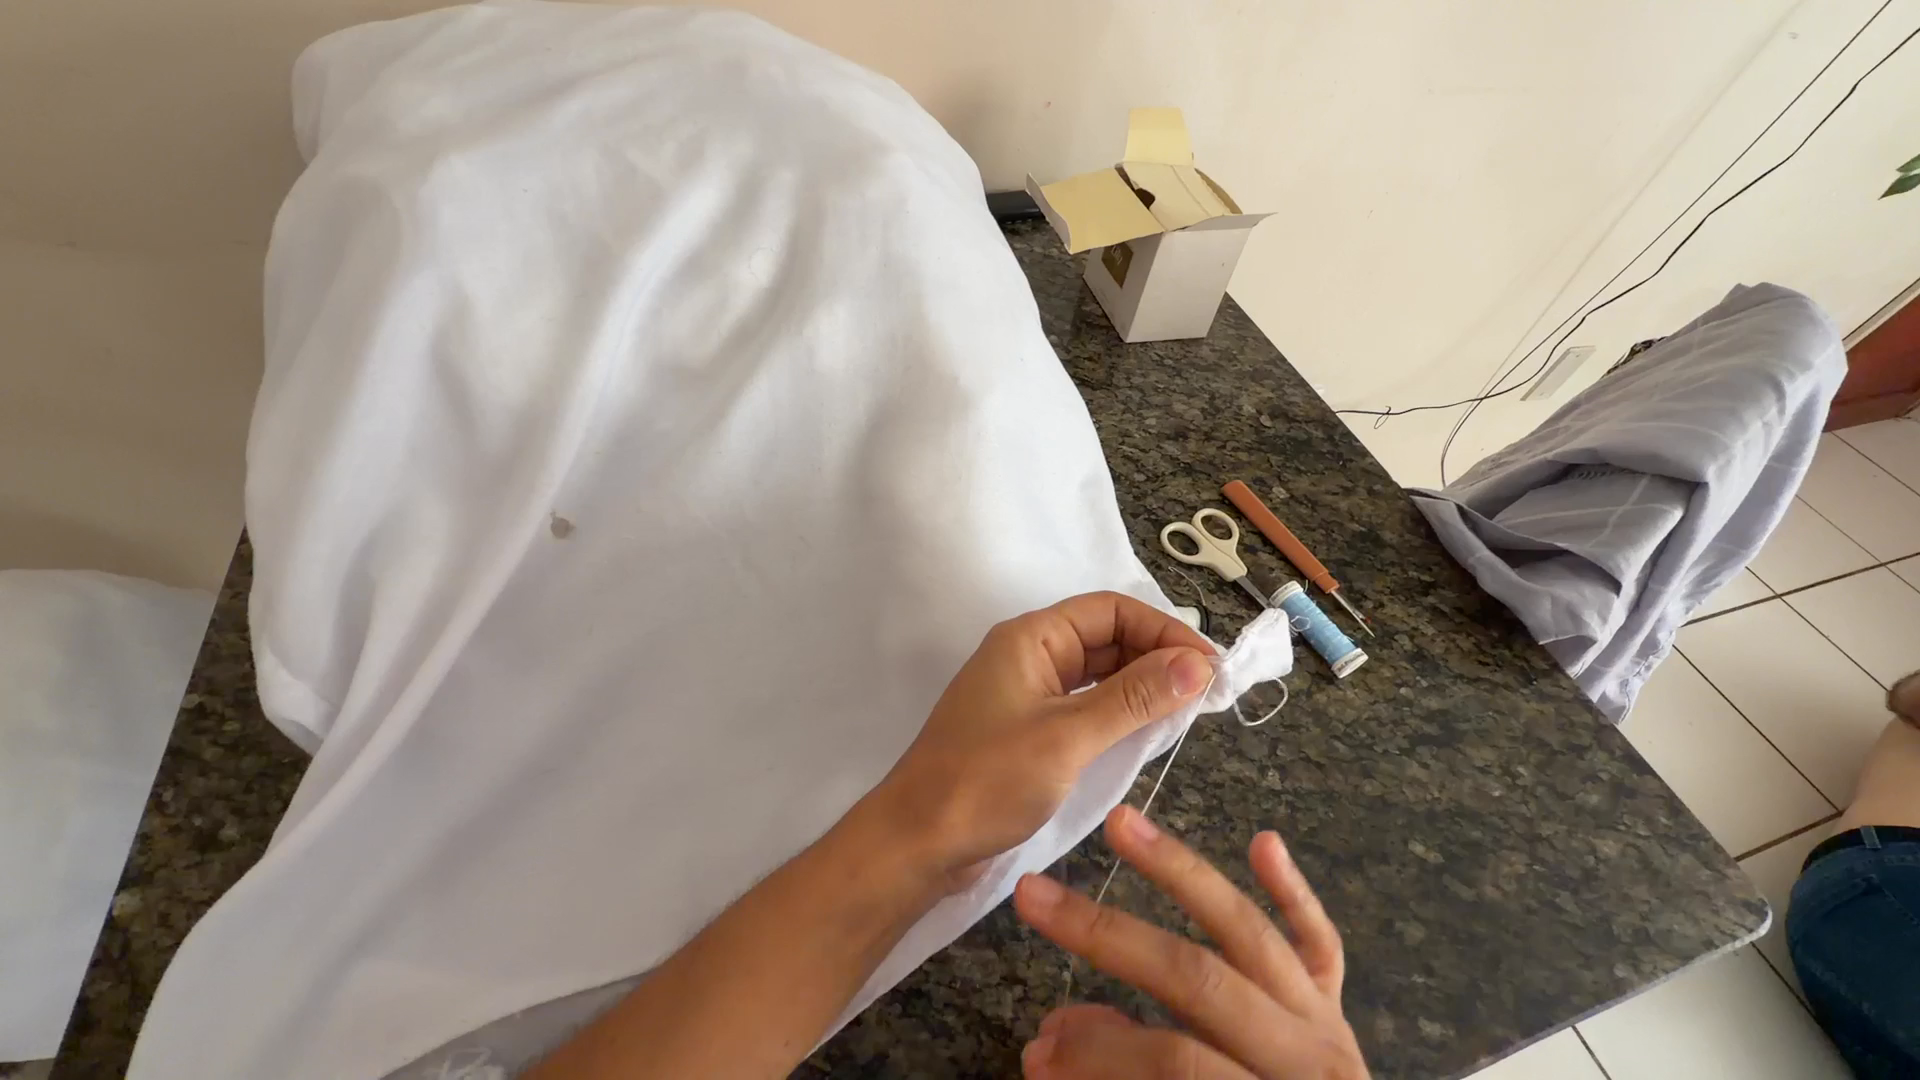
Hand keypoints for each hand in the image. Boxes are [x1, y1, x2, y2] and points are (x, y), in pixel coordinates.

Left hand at [870, 591, 1214, 884]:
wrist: (918, 842)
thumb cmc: (987, 781)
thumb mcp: (1068, 737)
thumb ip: (1134, 698)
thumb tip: (1198, 664)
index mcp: (1030, 639)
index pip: (1111, 610)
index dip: (1163, 631)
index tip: (1210, 668)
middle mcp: (1029, 656)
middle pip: (1106, 638)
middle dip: (1157, 658)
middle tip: (1210, 694)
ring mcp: (1027, 694)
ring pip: (1098, 675)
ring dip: (1142, 688)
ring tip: (1190, 712)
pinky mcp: (1028, 730)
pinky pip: (1085, 707)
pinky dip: (1118, 714)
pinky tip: (1148, 733)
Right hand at [1013, 806, 1368, 1079]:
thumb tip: (1048, 1047)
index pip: (1173, 1060)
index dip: (1099, 1051)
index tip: (1034, 1051)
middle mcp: (1304, 1059)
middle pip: (1196, 978)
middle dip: (1106, 934)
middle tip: (1031, 895)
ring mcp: (1324, 1026)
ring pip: (1248, 933)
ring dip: (1180, 871)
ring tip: (1122, 822)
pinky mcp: (1336, 1011)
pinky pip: (1320, 944)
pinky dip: (1293, 893)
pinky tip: (1263, 841)